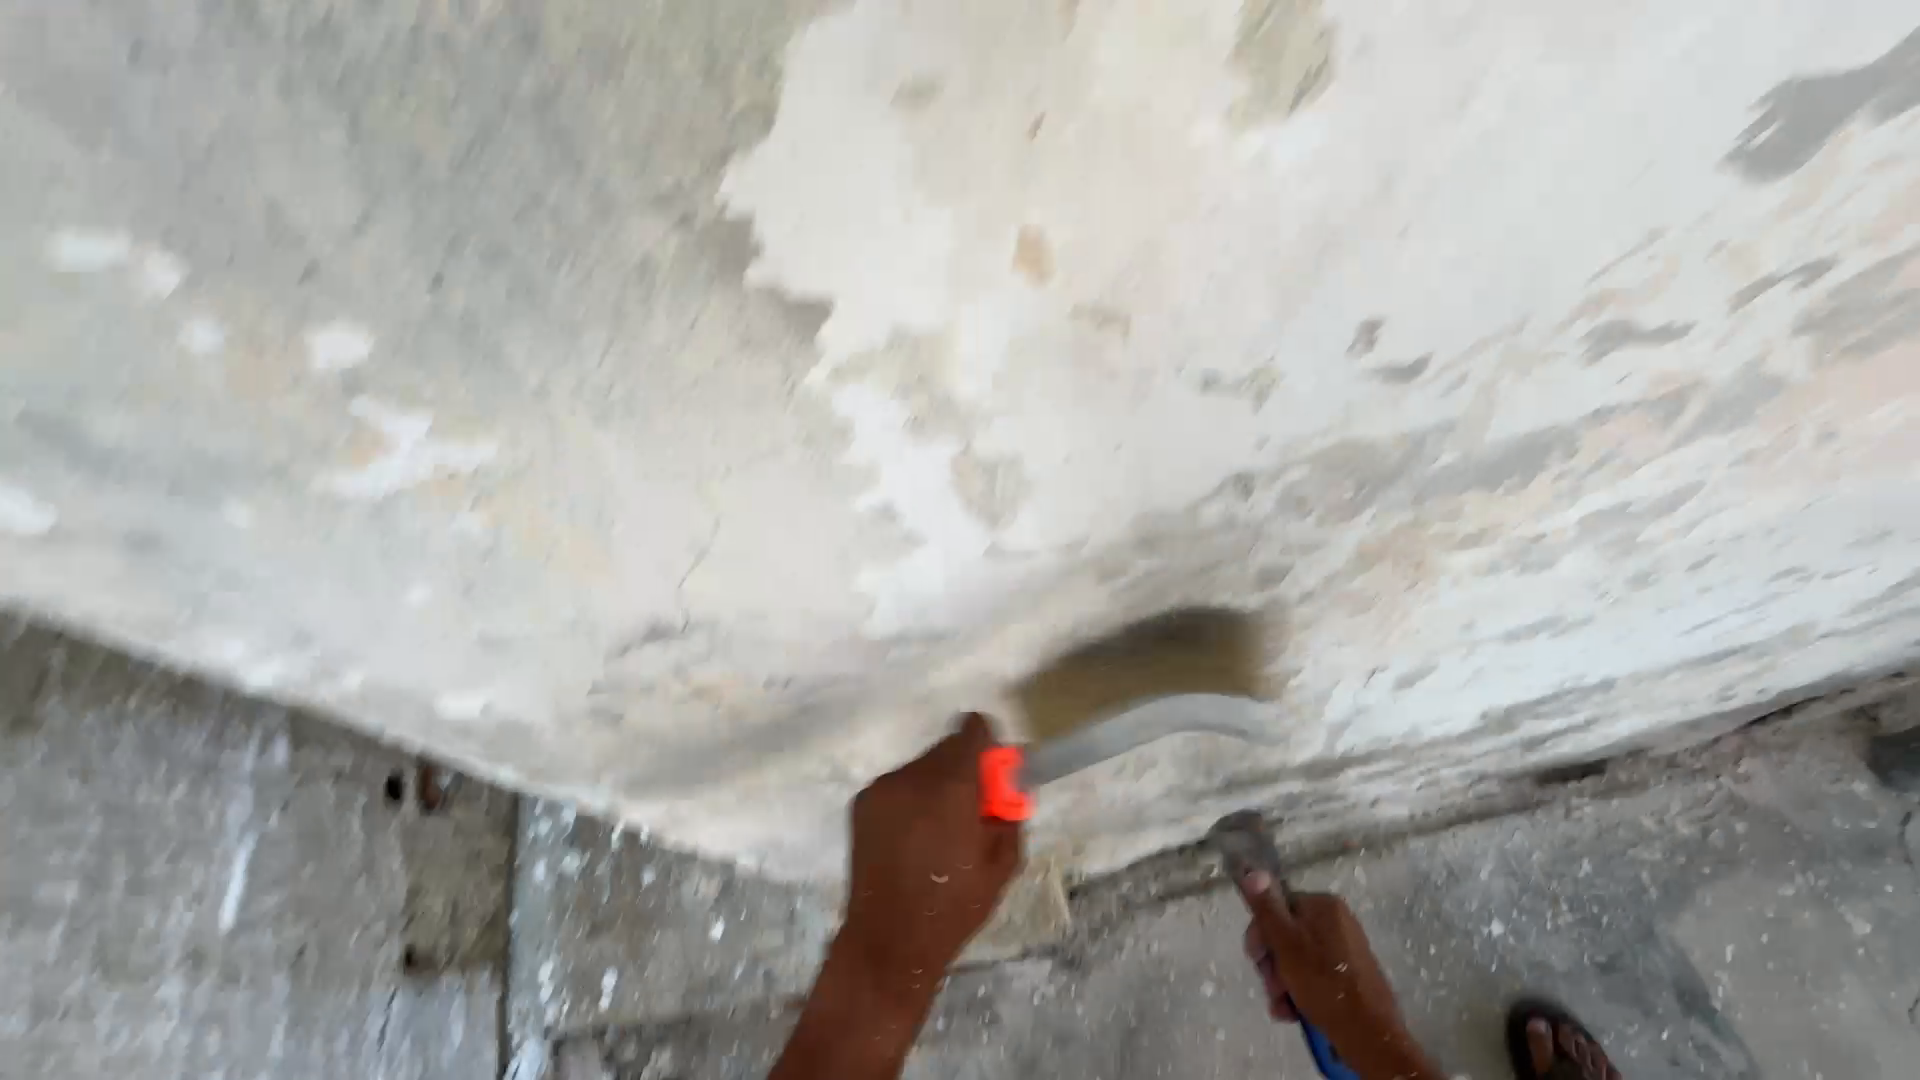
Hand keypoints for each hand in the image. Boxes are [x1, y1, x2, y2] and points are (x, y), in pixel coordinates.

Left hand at [771, 714, 1022, 1079]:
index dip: (986, 743)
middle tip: (971, 806)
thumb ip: (1008, 813)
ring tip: (939, 829)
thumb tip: (1008, 787)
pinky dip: (910, 799)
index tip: (993, 768)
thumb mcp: (1003, 862)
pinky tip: (912, 837)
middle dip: (963, 769)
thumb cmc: (954, 906)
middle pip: (946, 749)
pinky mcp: (862, 802)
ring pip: (921, 767)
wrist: (889, 940)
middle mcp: (914, 776)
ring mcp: (883, 788)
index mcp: (953, 787)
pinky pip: (897, 786)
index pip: (972, 731)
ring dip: (936, 785)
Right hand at [1237, 871, 1443, 1079]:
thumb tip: (1251, 868)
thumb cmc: (1324, 983)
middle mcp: (1337, 921)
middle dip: (1272, 963)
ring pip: (1296, 958)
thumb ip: (1266, 907)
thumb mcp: (1286, 942)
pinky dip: (1299, 991)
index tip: (1255, 958)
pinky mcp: (1350, 976)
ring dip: (1281, 982)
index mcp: (1324, 905)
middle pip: (1285, 934)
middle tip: (1271, 986)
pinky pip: (1314, 975)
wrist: (1370, 1036)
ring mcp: (1345, 949)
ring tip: (1282, 1005)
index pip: (1276, 906)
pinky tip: (1292, 1011)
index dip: (1261, 933)